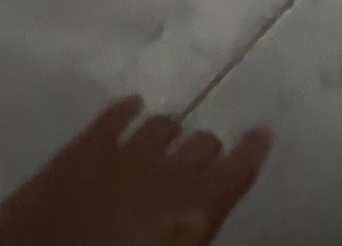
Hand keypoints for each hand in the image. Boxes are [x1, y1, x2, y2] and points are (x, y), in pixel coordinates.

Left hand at [0, 95, 270, 245]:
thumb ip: (190, 234)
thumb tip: (200, 218)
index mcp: (194, 211)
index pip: (240, 166)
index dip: (253, 148)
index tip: (260, 133)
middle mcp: (168, 175)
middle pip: (204, 143)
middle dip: (202, 152)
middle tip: (193, 165)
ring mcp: (124, 157)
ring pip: (164, 125)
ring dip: (167, 135)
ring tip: (160, 144)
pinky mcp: (81, 151)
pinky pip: (115, 115)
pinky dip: (128, 110)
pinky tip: (131, 108)